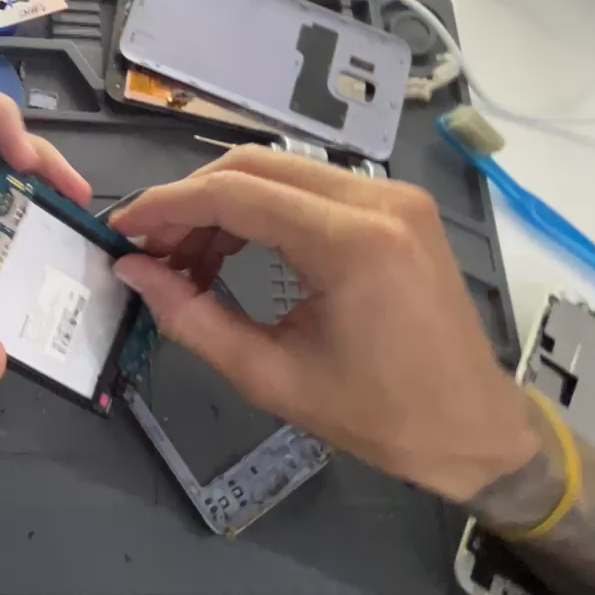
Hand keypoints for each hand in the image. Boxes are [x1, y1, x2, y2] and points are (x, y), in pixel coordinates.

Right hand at [109, 146, 537, 501]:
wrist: (473, 428)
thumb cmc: (376, 414)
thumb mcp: (267, 374)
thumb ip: (189, 316)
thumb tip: (132, 271)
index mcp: (351, 244)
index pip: (232, 195)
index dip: (164, 206)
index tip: (120, 229)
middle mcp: (375, 200)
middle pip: (248, 166)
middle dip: (186, 202)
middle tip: (150, 249)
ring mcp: (389, 196)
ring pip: (272, 170)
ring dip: (216, 206)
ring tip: (185, 259)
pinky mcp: (391, 205)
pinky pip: (301, 186)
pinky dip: (253, 210)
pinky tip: (229, 251)